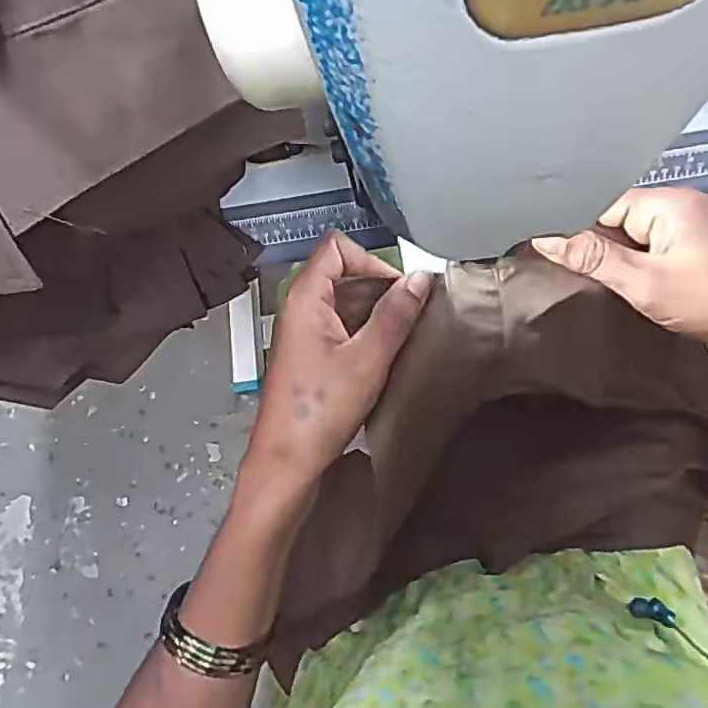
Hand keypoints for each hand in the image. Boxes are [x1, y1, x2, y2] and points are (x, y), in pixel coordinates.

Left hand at [246, 232, 432, 481]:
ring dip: (376, 315)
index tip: (398, 290)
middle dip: (380, 290)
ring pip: (346, 304)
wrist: (287, 459)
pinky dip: (366, 335)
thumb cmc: (316, 413)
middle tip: (408, 317)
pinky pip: (342, 329)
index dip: (373, 262)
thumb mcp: (368, 360)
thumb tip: (420, 281)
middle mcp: (300, 310)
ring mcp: (304, 334)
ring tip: (399, 341)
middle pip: (345, 274)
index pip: (338, 248)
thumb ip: (395, 316)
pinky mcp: (311, 356)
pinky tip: (383, 359)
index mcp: (305, 299)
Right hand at [532, 188, 707, 403]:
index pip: (606, 204)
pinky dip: (641, 268)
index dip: (581, 230)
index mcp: (670, 202)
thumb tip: (546, 240)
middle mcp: (683, 206)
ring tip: (614, 284)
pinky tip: (637, 287)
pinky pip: (654, 250)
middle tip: (589, 277)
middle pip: (620, 219)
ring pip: (636, 238)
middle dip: (601, 247)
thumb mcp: (642, 281)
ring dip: (621, 261)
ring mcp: (693, 228)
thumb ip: (592, 259)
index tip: (561, 257)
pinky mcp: (698, 251)